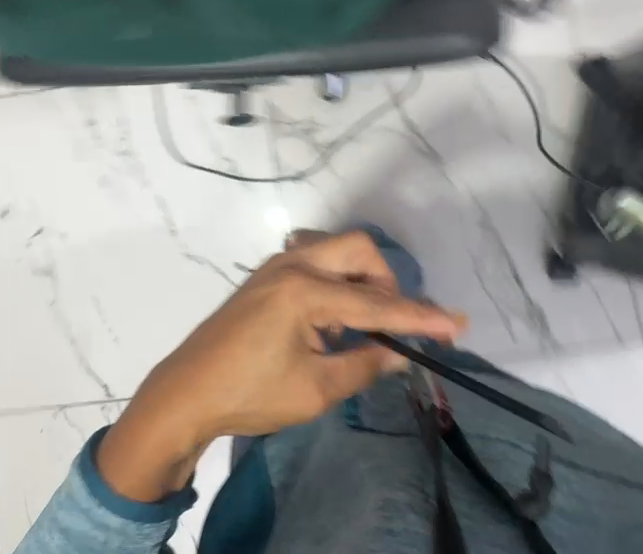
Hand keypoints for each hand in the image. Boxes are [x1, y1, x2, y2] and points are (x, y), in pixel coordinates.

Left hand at [96, 230, 466, 501]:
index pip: (377, 303)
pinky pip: (316, 262)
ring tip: (359, 329)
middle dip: (385, 281)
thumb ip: (364, 364)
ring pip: (336, 251)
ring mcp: (276, 266)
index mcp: (305, 291)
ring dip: (359, 281)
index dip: (420, 317)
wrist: (186, 392)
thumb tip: (401, 351)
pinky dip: (337, 283)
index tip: (457, 324)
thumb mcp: (316, 389)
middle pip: (358, 249)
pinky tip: (331, 323)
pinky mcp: (267, 277)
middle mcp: (293, 265)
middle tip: (390, 325)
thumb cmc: (250, 394)